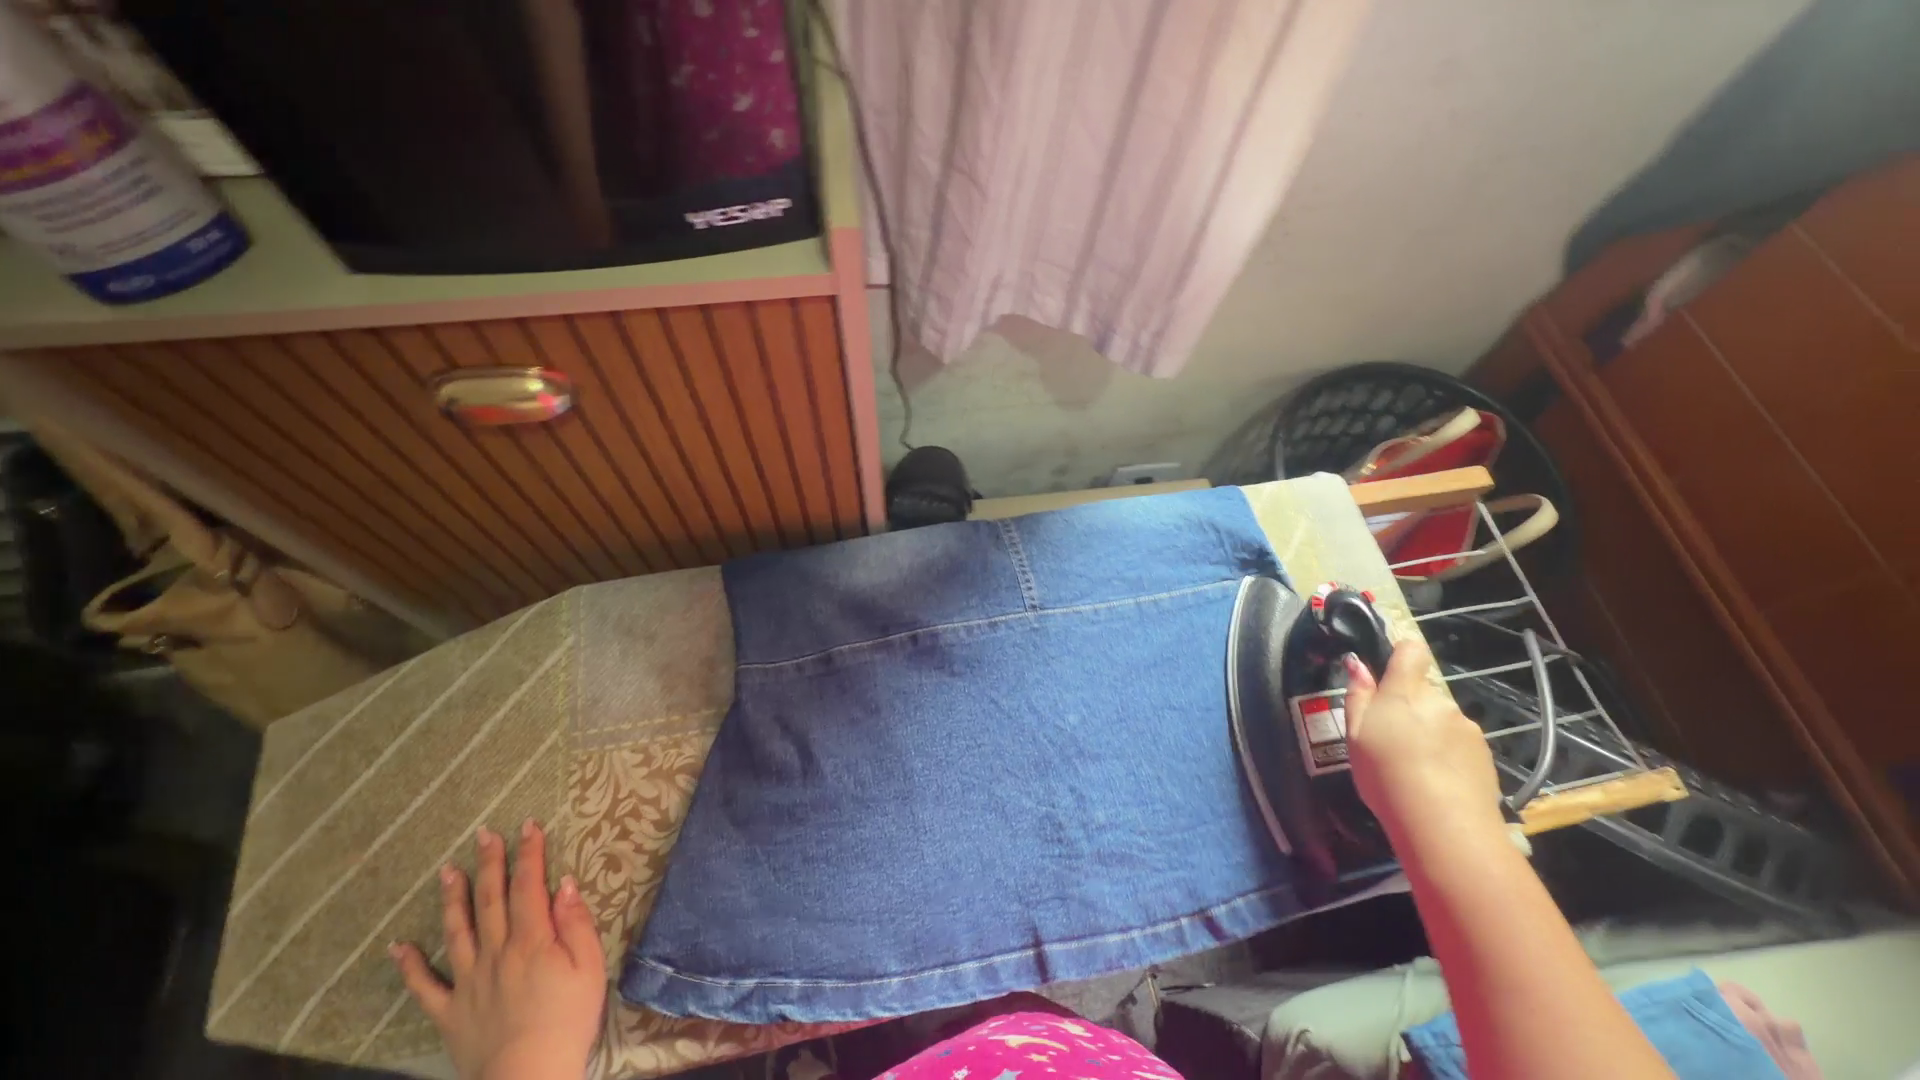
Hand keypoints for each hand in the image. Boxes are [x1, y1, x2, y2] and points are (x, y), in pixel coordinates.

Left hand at [389, 822, 606, 1079]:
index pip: (529, 886)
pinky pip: (424, 985)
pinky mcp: (449, 1011)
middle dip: (489, 864)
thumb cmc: (568, 1020)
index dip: (528, 854)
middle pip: (490, 900)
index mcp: (532, 940)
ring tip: (447, 871)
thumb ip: (576, 924)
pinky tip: (398, 946)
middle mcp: (496, 952)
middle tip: (484, 835)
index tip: (527, 826)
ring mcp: (468, 981)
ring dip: (452, 898)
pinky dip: (409, 964)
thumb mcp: (590, 968)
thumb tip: (564, 885)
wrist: (528, 1076)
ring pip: (457, 931)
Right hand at [1342, 642, 1506, 849]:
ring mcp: (1466, 727)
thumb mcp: (1354, 736)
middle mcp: (1440, 701)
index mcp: (1405, 691)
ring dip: (1430, 734)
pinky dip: (1448, 756)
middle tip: (1392, 742)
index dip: (1401, 655)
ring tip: (1416, 768)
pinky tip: (1437, 782)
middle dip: (1410, 710)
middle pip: (1424, 693)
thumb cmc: (1385, 774)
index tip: (1388, 675)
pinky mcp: (1484, 753)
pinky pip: (1459, 744)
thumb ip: (1358, 697)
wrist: (1442, 822)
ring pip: (1442, 720)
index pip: (1412, 650)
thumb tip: (1358, 665)